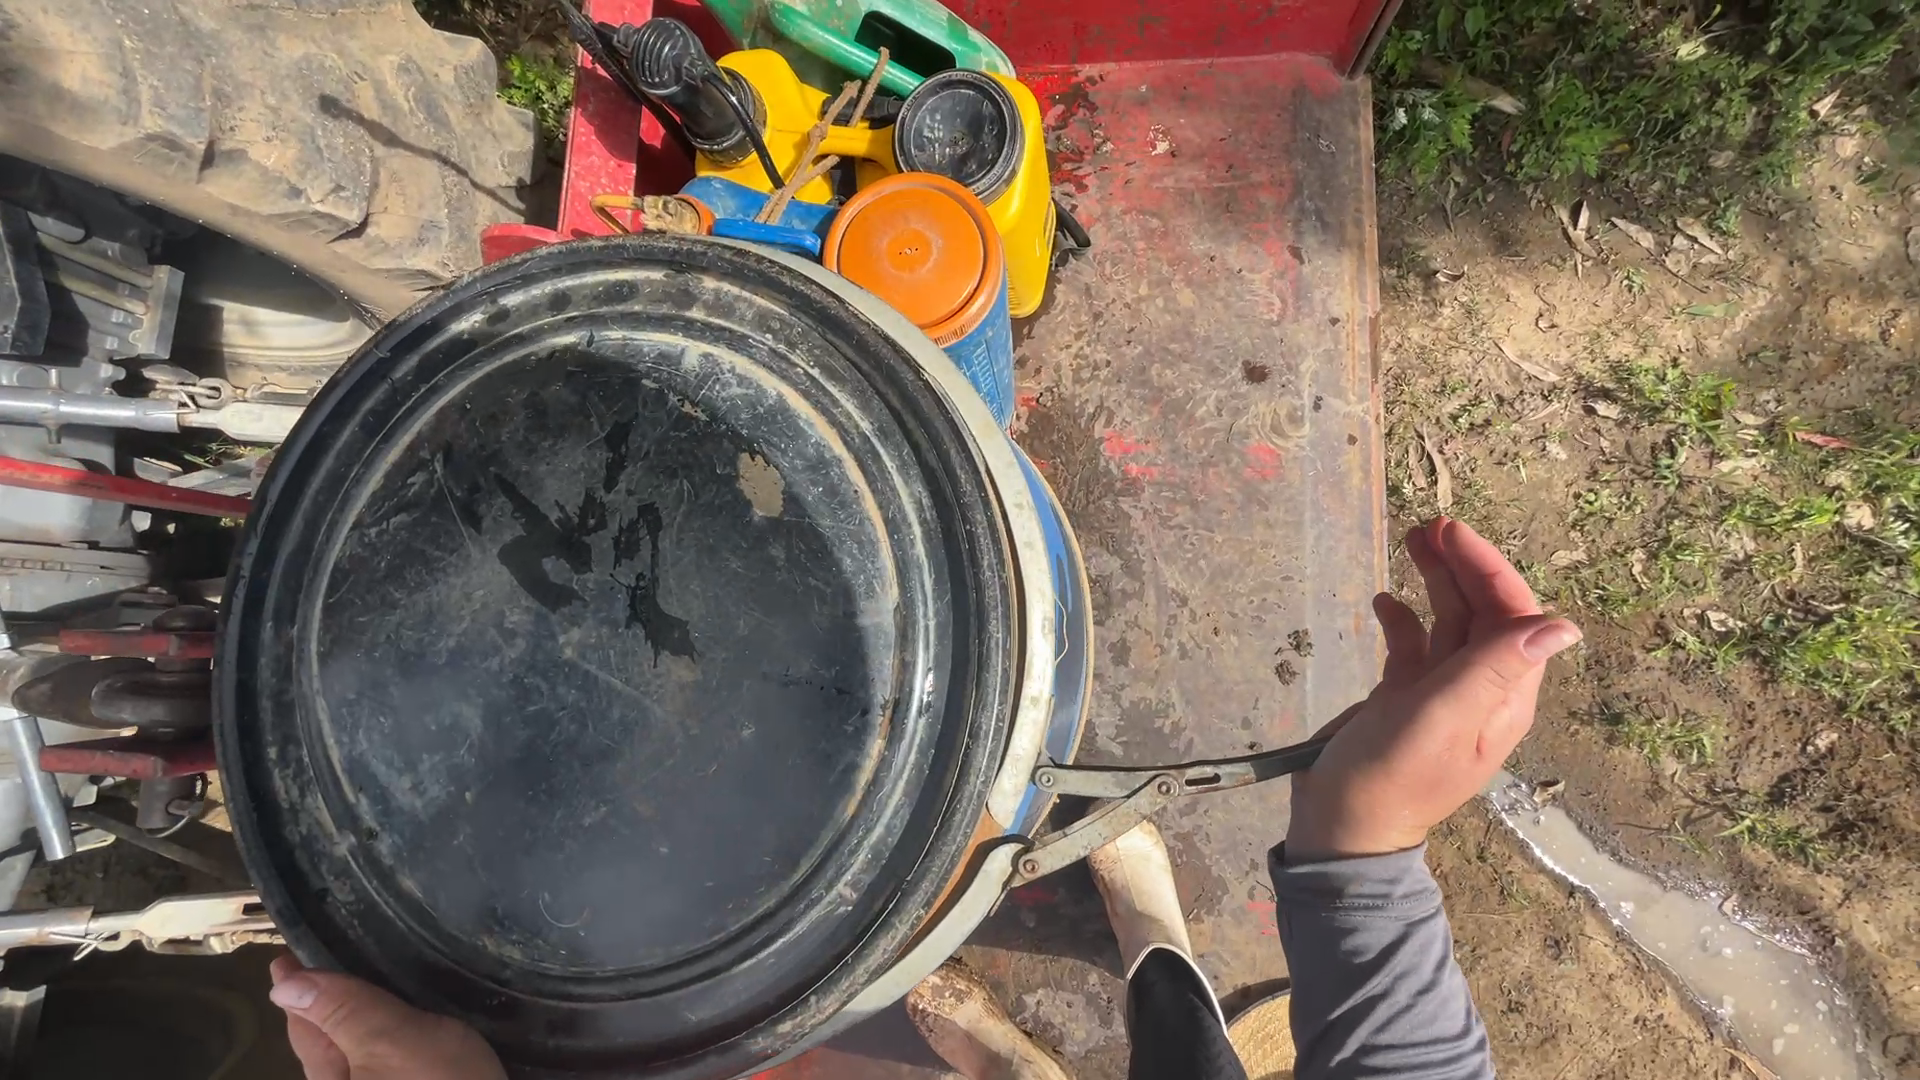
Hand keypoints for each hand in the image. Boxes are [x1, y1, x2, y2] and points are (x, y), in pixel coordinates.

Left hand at [269, 954, 506, 1079]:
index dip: (296, 986)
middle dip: (319, 1007)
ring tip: (354, 990)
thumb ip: (346, 1011)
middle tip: (320, 965)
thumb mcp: (396, 1041)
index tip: (285, 956)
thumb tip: (286, 984)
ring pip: (347, 1056)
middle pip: (321, 1043)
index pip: (303, 1024)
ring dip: (350, 1022)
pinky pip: (372, 1065)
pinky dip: (375, 1039)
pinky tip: (393, 1028)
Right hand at [1285, 517, 1580, 861]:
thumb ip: (1493, 670)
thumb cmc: (1390, 772)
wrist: (1343, 823)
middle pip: (1483, 614)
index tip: (1451, 531)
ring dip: (1434, 583)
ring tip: (1408, 543)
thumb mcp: (1439, 718)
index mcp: (1503, 696)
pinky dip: (1401, 619)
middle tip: (1427, 525)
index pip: (1514, 617)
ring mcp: (1440, 694)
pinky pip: (1413, 647)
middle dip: (1463, 567)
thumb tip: (1564, 625)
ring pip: (1448, 624)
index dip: (1488, 569)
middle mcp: (1480, 690)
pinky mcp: (1404, 698)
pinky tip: (1381, 603)